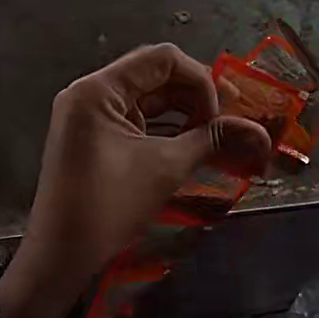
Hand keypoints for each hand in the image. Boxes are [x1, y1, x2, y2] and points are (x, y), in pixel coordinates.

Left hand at [0, 44, 271, 317]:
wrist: (59, 258)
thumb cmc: (109, 209)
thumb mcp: (166, 168)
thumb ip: (212, 140)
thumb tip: (259, 131)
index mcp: (98, 89)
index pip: (162, 59)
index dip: (200, 81)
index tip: (220, 117)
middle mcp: (89, 92)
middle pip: (154, 74)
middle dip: (195, 95)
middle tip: (227, 123)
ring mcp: (88, 114)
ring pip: (147, 96)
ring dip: (182, 111)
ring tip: (212, 135)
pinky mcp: (93, 135)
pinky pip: (135, 117)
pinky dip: (163, 126)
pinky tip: (188, 141)